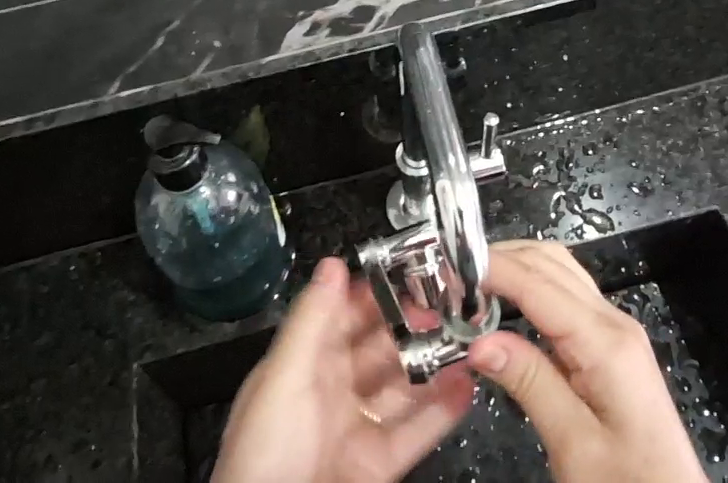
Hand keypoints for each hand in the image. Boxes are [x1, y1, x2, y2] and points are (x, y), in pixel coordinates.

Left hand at [212, 257, 474, 482]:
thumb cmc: (262, 454)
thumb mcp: (284, 378)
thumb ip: (312, 321)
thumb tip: (332, 265)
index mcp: (303, 363)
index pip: (343, 316)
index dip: (375, 293)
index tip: (409, 271)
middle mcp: (331, 390)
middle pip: (378, 348)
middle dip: (411, 325)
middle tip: (447, 305)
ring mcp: (357, 427)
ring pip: (402, 386)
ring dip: (433, 363)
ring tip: (464, 339)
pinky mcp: (379, 464)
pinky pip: (416, 431)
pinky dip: (442, 408)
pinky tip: (464, 385)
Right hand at [467, 241, 708, 482]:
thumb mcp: (576, 446)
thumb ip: (530, 385)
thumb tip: (477, 341)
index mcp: (605, 341)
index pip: (536, 282)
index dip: (490, 268)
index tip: (446, 267)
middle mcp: (613, 322)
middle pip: (549, 261)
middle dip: (498, 258)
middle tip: (449, 274)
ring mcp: (614, 330)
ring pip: (557, 270)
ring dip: (513, 266)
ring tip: (467, 284)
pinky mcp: (609, 345)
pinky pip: (564, 295)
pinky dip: (527, 285)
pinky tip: (500, 304)